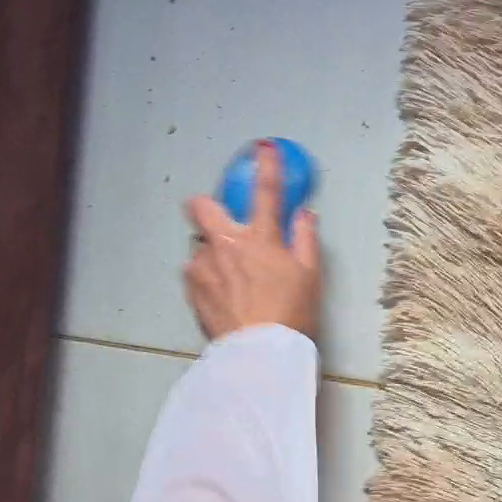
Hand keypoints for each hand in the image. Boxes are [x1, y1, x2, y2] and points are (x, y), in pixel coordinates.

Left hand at [182, 141, 321, 340]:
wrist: (260, 353)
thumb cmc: (292, 313)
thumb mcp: (311, 275)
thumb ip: (305, 239)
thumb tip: (304, 214)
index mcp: (260, 238)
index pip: (266, 192)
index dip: (267, 166)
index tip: (264, 148)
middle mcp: (226, 245)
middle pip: (200, 207)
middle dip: (207, 207)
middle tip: (225, 226)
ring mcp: (203, 266)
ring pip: (200, 244)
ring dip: (213, 252)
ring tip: (231, 278)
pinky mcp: (191, 289)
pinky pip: (195, 271)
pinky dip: (207, 275)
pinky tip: (223, 294)